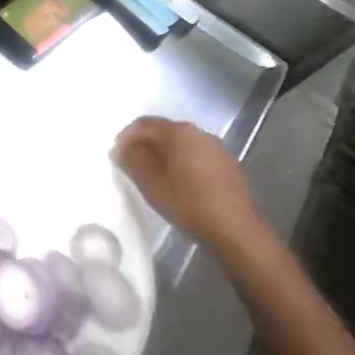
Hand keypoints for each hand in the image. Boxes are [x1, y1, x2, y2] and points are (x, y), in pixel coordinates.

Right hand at [112, 117, 261, 246]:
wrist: (237, 230)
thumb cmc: (187, 202)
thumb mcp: (148, 181)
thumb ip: (130, 159)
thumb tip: (122, 148)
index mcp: (178, 132)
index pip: (142, 124)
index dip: (125, 138)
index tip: (117, 156)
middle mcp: (199, 133)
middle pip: (163, 131)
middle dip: (144, 145)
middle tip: (132, 164)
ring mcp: (217, 148)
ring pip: (180, 144)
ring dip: (163, 154)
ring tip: (154, 175)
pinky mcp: (228, 165)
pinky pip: (196, 156)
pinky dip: (181, 163)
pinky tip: (179, 182)